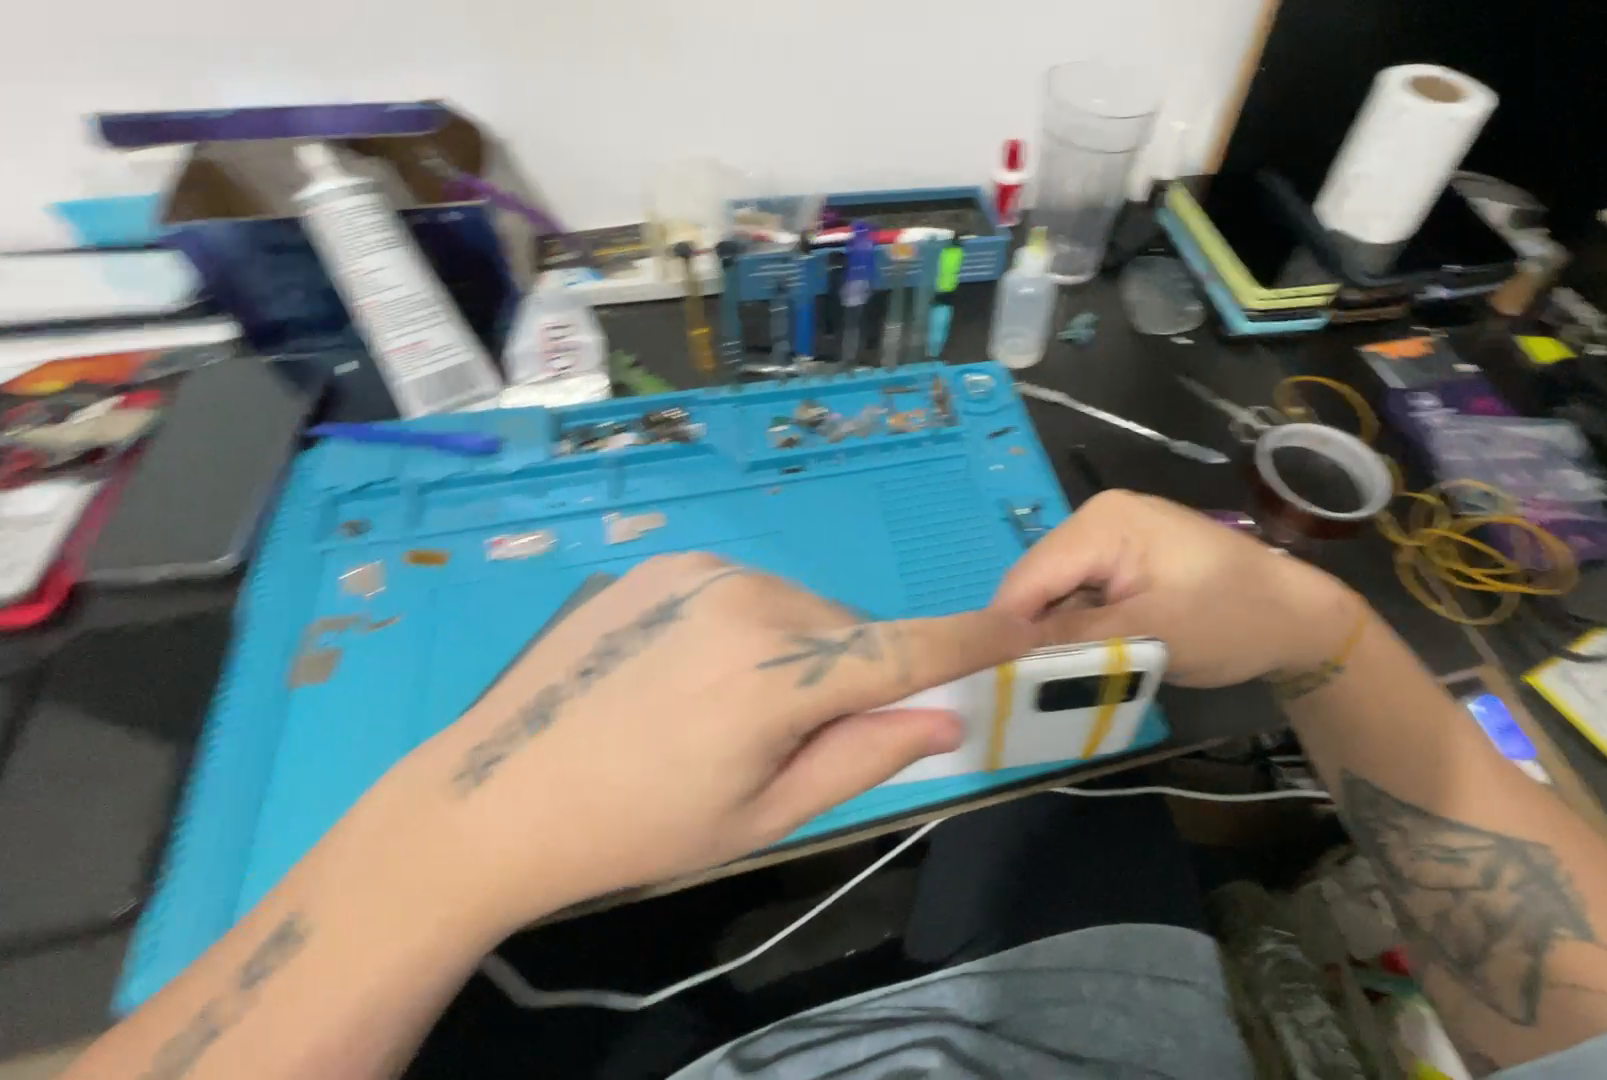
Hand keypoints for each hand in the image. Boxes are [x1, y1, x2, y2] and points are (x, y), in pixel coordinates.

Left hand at [402, 554, 1033, 924]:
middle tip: (788, 735)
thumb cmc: (642, 826)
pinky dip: (755, 626)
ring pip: (802, 609)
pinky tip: (694, 671)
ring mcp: (702, 571)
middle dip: (849, 674)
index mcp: (774, 676)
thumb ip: (865, 755)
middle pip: (848, 630)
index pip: (901, 650)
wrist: (496, 795)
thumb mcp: (765, 814)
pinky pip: (750, 591)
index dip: (968, 640)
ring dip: (800, 650)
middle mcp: (748, 601)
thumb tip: (946, 717)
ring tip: (728, 706)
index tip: (1020, 625)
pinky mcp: (667, 562)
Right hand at [992, 490, 1361, 686]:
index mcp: (1103, 522)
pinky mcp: (1125, 558)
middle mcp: (1099, 518)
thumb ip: (1072, 639)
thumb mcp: (1148, 637)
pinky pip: (1082, 592)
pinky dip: (1078, 626)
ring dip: (1054, 632)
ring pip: (1056, 591)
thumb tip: (1004, 655)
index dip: (1005, 629)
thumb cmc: (1231, 621)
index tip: (993, 683)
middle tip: (1024, 688)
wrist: (1297, 618)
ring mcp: (1113, 536)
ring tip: (1052, 677)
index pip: (1029, 577)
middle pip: (1038, 582)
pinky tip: (1085, 655)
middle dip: (1030, 632)